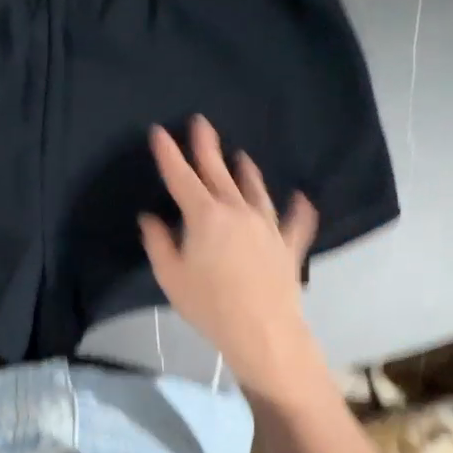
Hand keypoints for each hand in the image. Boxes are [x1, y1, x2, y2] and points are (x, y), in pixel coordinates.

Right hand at [139, 117, 326, 403]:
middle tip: (202, 123)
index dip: (169, 155)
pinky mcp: (288, 245)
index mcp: (204, 216)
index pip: (181, 178)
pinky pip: (295, 221)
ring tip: (239, 156)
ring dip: (245, 171)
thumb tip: (151, 218)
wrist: (262, 329)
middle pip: (219, 173)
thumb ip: (158, 242)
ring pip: (255, 189)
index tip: (159, 132)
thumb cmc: (207, 303)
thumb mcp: (170, 275)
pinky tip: (301, 198)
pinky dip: (298, 208)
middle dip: (207, 147)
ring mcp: (267, 225)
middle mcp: (238, 211)